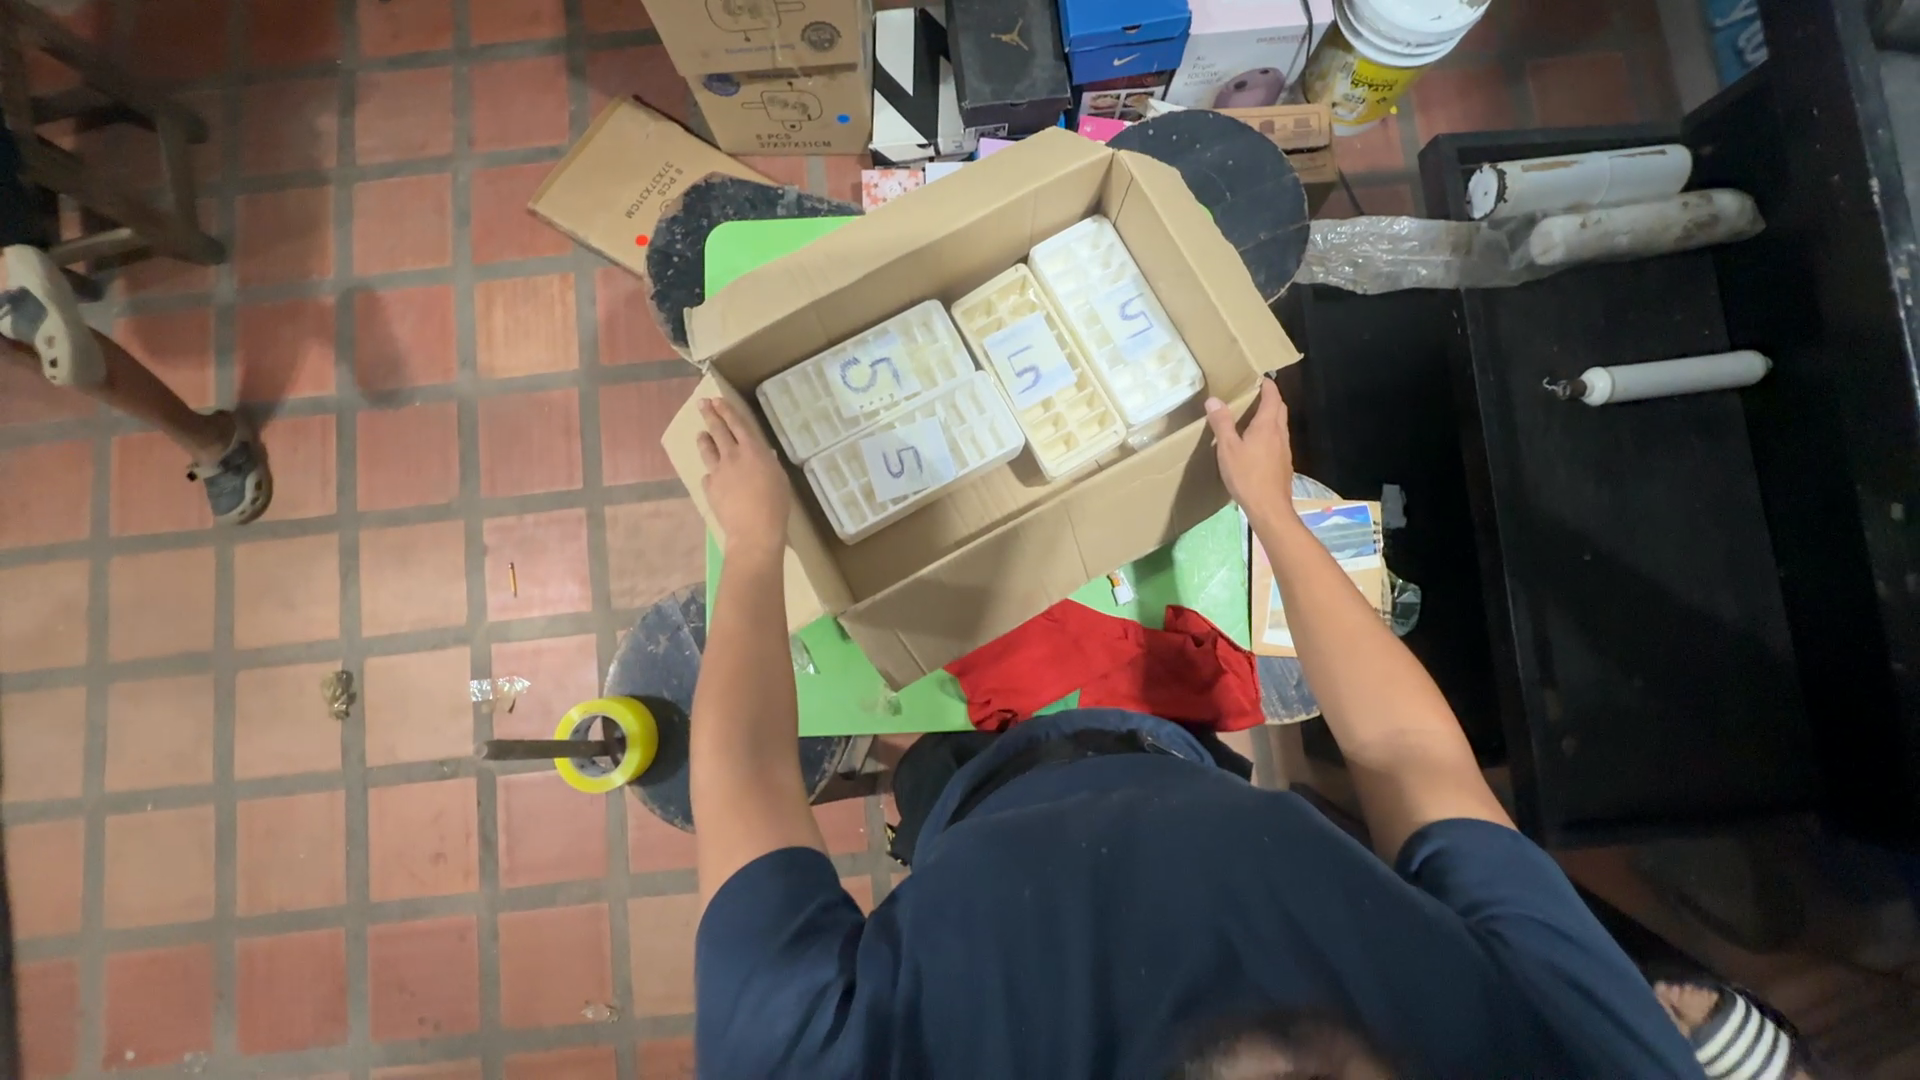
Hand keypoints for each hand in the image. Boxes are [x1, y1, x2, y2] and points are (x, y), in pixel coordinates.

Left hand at [696, 397, 789, 557]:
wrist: (754, 530)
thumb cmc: (775, 504)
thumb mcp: (780, 479)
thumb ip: (769, 463)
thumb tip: (764, 454)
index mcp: (752, 450)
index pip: (737, 424)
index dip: (727, 411)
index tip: (717, 400)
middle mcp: (732, 456)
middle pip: (717, 431)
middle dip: (709, 415)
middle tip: (702, 404)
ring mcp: (718, 472)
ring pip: (707, 450)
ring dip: (704, 440)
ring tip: (702, 434)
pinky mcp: (710, 488)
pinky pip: (708, 475)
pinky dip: (711, 472)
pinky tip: (712, 474)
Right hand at [1205, 377, 1294, 519]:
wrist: (1269, 507)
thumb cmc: (1247, 476)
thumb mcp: (1228, 449)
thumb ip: (1222, 423)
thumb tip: (1214, 399)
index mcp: (1267, 426)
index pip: (1272, 397)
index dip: (1267, 386)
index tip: (1259, 378)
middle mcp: (1280, 434)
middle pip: (1280, 409)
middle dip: (1271, 399)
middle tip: (1255, 395)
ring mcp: (1284, 450)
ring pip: (1280, 425)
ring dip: (1271, 417)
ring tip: (1253, 417)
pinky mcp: (1283, 464)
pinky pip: (1278, 440)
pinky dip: (1270, 433)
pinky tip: (1257, 444)